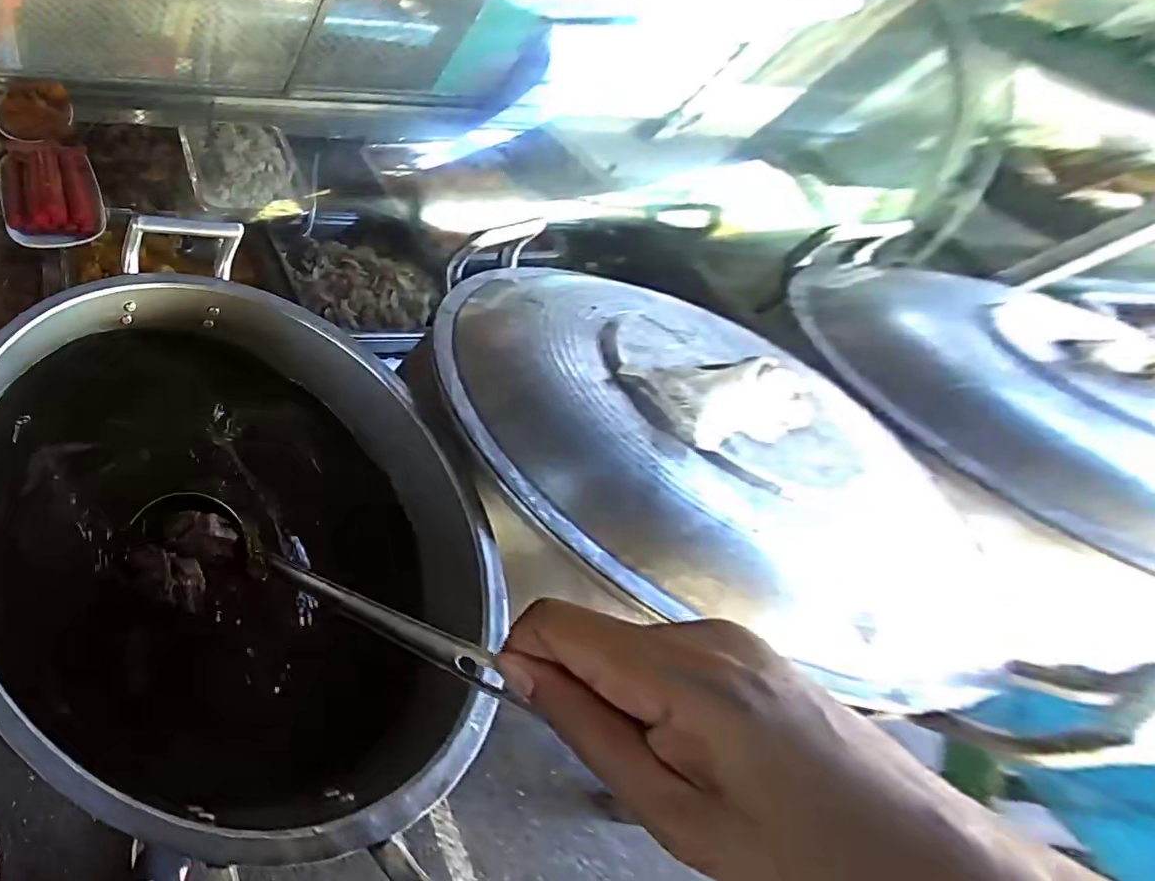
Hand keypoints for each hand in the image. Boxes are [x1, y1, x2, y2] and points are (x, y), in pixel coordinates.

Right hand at [498, 600, 1095, 880]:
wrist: (957, 879)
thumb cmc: (809, 863)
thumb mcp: (677, 817)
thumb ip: (586, 731)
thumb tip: (519, 672)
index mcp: (684, 673)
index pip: (554, 621)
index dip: (524, 655)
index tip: (534, 707)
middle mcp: (704, 634)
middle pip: (589, 631)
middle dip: (579, 684)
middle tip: (626, 760)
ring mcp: (733, 638)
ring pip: (624, 643)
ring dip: (619, 691)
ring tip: (677, 761)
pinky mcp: (751, 649)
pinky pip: (664, 651)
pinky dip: (652, 687)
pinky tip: (705, 745)